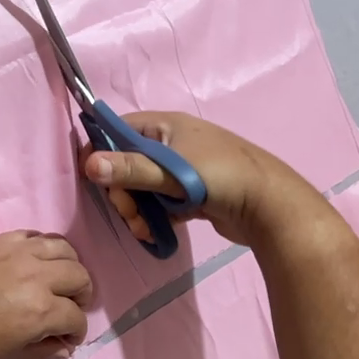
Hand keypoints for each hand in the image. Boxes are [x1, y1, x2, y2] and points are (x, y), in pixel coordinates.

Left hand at [0, 231, 92, 358]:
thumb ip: (39, 352)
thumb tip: (62, 346)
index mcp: (38, 310)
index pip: (75, 317)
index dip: (75, 332)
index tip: (66, 339)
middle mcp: (33, 275)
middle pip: (78, 275)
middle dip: (80, 295)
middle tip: (67, 309)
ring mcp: (13, 254)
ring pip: (61, 247)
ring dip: (66, 266)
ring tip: (55, 282)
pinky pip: (31, 235)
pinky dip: (40, 247)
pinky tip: (31, 263)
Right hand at [81, 111, 321, 247]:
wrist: (270, 208)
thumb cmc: (220, 178)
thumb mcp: (170, 172)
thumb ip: (129, 169)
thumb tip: (88, 164)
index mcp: (165, 125)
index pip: (117, 130)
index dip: (101, 152)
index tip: (96, 180)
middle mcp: (171, 143)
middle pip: (126, 164)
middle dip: (123, 193)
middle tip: (130, 213)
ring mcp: (182, 169)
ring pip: (142, 187)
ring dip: (136, 210)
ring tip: (144, 229)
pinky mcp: (190, 193)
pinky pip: (159, 202)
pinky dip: (153, 216)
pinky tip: (155, 232)